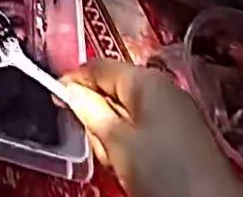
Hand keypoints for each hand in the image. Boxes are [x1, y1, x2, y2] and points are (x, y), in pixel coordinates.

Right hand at [59, 59, 242, 196]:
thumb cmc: (164, 175)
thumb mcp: (118, 144)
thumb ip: (90, 111)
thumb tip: (70, 90)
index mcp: (146, 80)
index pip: (99, 66)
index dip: (74, 80)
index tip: (54, 97)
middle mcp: (163, 87)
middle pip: (114, 89)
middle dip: (98, 113)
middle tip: (95, 145)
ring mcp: (179, 112)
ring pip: (130, 112)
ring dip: (115, 134)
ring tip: (117, 163)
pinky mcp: (188, 138)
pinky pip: (148, 129)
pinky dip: (134, 145)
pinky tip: (135, 170)